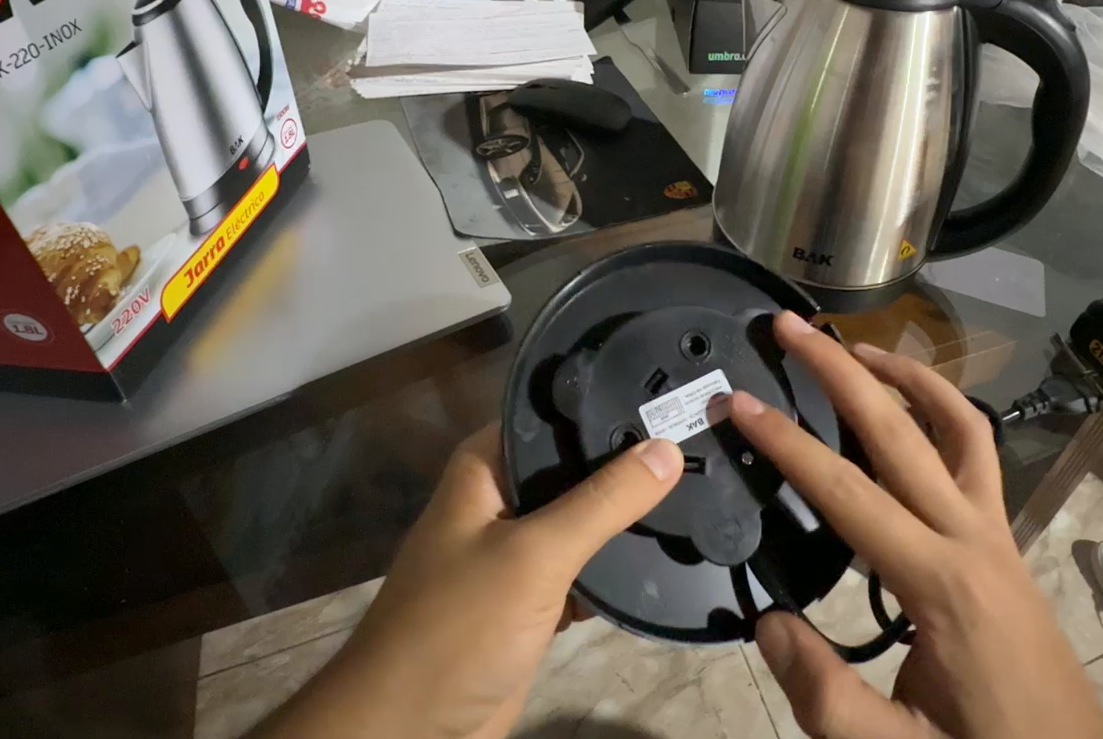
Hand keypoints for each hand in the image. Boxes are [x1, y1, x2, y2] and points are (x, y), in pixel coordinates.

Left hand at [254, 424, 681, 738]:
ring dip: (624, 515)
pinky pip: (584, 564)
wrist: (409, 733)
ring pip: (582, 517)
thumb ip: (603, 500)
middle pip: (574, 466)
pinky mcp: (532, 596)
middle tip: (693, 443)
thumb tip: (667, 448)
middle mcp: (501, 496)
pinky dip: (615, 562)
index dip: (607, 407)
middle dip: (625, 463)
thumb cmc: (458, 627)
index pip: (554, 417)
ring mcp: (516, 549)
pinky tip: (664, 547)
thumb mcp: (536, 553)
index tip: (668, 398)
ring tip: (693, 485)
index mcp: (487, 466)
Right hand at [732, 311, 1102, 737]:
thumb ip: (822, 693)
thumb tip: (766, 619)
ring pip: (957, 425)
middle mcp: (972, 536)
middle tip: (792, 328)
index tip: (739, 403)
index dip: (785, 442)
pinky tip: (909, 410)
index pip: (845, 491)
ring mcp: (997, 531)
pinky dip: (942, 412)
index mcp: (939, 582)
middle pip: (899, 429)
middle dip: (838, 370)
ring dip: (904, 375)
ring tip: (854, 349)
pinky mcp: (1004, 539)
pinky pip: (978, 454)